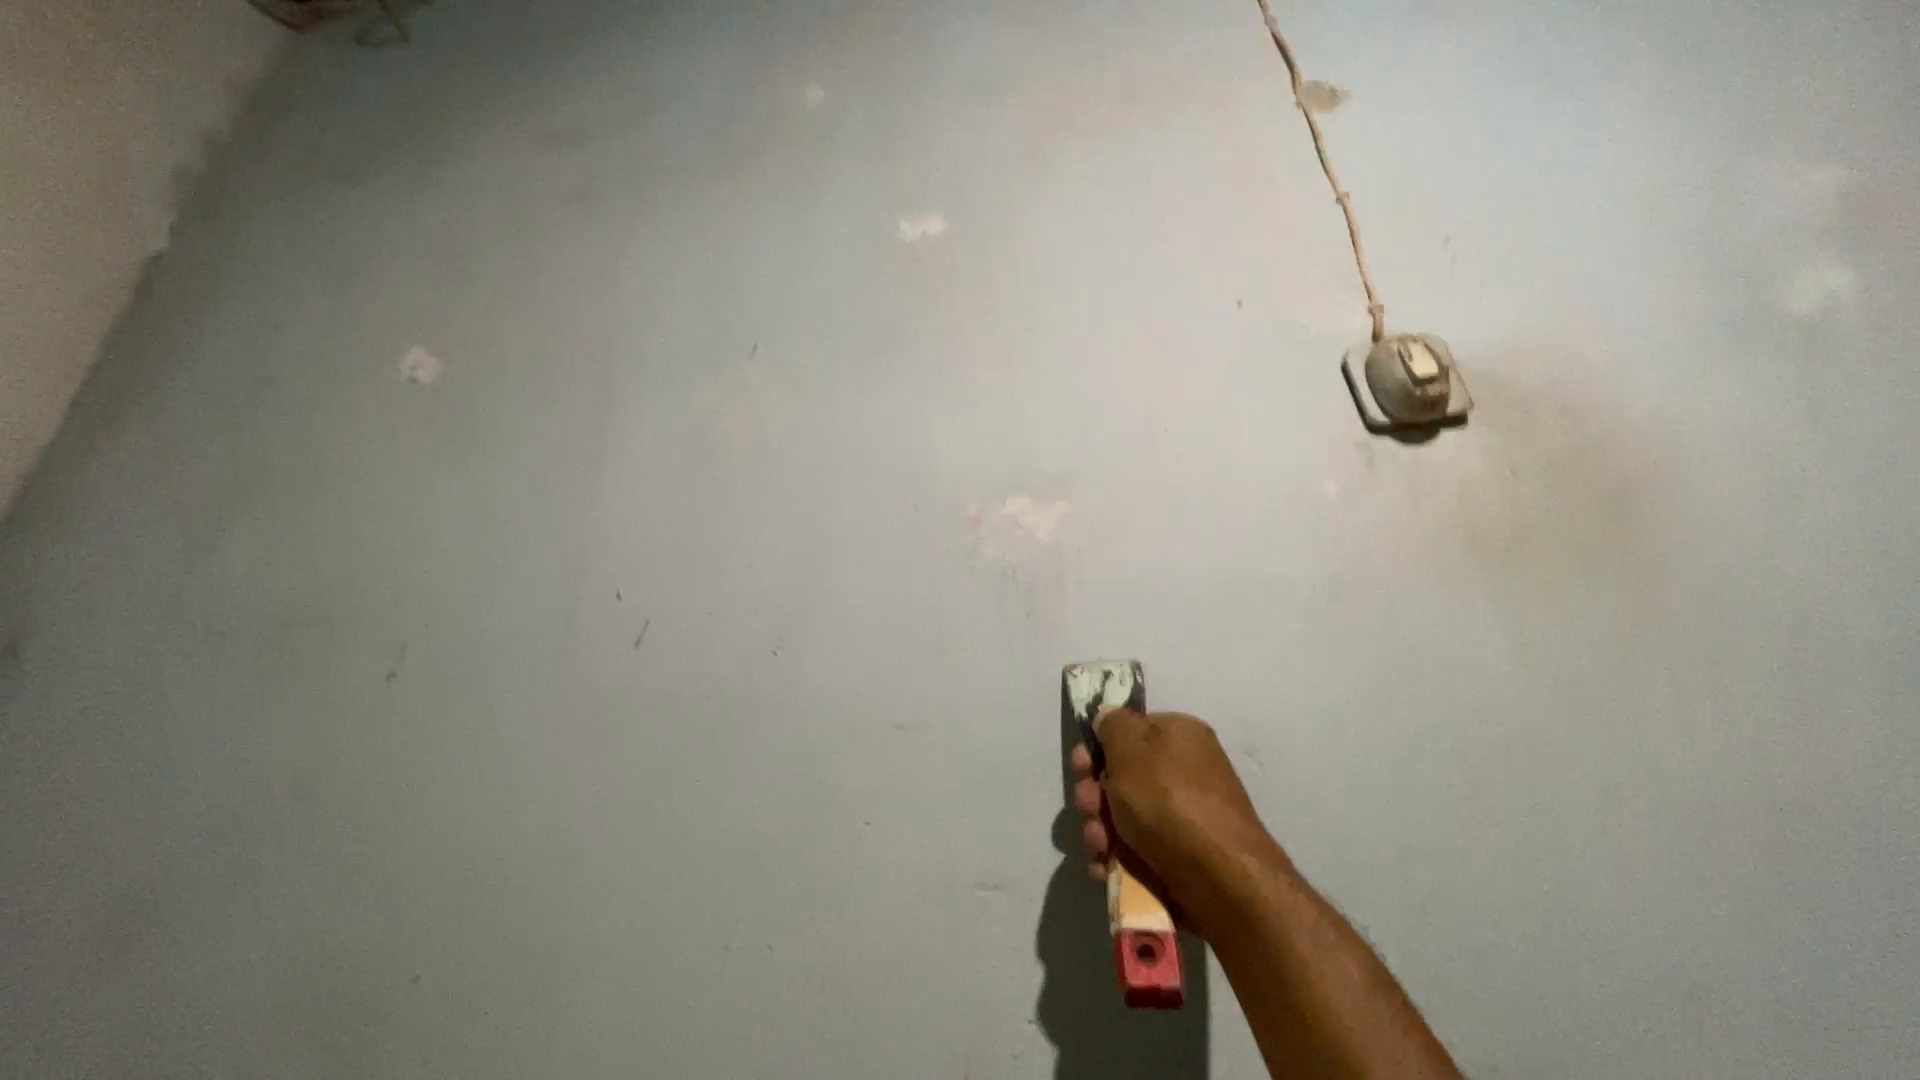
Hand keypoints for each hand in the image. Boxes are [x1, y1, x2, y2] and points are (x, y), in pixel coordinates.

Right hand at [1070, 709, 1280, 934]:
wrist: (1219, 876)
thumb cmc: (1169, 799)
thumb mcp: (1130, 745)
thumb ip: (1112, 724)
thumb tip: (1107, 718)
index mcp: (1179, 737)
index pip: (1130, 731)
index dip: (1099, 747)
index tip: (1081, 764)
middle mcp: (1183, 772)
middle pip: (1121, 777)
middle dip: (1094, 794)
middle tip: (1089, 806)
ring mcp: (1181, 817)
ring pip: (1122, 817)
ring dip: (1099, 828)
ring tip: (1100, 844)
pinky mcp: (1177, 856)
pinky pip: (1135, 849)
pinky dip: (1115, 857)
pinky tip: (1104, 866)